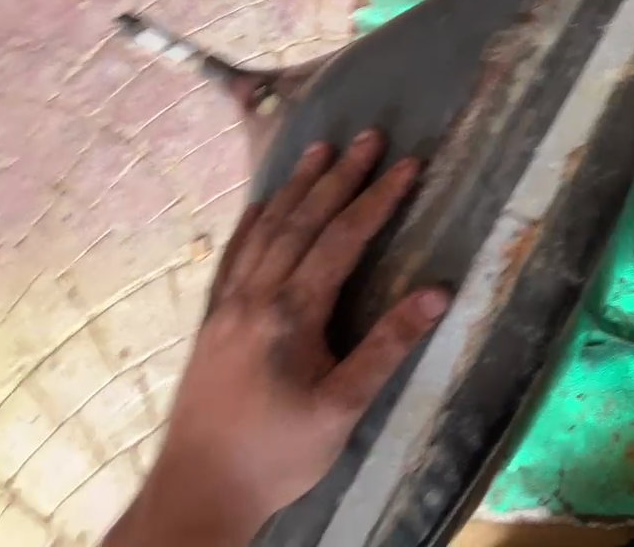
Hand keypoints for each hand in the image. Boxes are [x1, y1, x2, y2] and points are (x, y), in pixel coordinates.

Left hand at [105, 132, 450, 545]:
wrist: (195, 495)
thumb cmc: (277, 454)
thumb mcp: (343, 409)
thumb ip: (388, 346)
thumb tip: (439, 292)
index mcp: (289, 314)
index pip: (341, 240)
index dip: (378, 199)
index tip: (409, 165)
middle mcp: (255, 296)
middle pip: (303, 222)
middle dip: (341, 177)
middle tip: (370, 137)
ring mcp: (229, 305)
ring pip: (268, 230)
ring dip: (299, 186)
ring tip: (321, 149)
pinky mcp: (214, 318)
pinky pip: (237, 253)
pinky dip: (256, 220)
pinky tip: (267, 202)